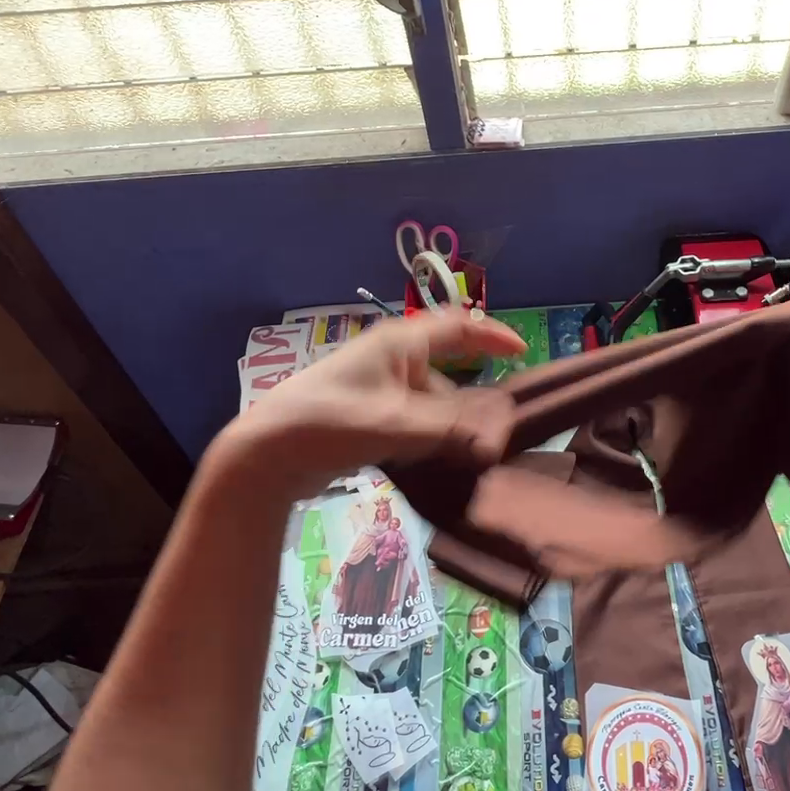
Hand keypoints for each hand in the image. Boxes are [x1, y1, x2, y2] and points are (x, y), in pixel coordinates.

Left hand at [201, 310, 527, 499]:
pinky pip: (413, 423)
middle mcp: (392, 361)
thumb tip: (498, 442)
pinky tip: (439, 464)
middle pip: (449, 374)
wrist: (265, 455)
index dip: (492, 334)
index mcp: (399, 343)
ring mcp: (378, 391)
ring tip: (473, 456)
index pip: (457, 326)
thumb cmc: (329, 422)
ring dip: (451, 427)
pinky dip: (430, 439)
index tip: (523, 353)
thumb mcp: (396, 424)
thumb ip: (450, 432)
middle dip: (474, 402)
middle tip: (501, 429)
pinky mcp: (368, 419)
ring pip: (432, 404)